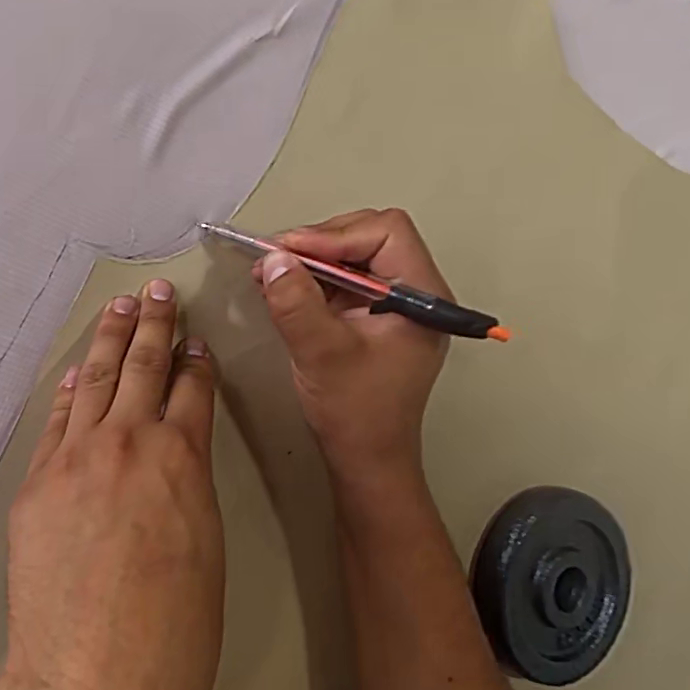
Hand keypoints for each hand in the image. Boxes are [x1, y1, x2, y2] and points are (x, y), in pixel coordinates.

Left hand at [0, 280, 223, 689]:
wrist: (95, 682)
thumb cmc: (172, 635)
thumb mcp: (204, 549)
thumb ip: (188, 487)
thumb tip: (175, 460)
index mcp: (182, 461)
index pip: (192, 390)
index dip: (195, 361)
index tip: (195, 341)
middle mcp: (128, 445)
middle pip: (142, 366)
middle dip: (153, 324)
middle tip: (157, 294)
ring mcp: (76, 459)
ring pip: (96, 381)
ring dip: (109, 340)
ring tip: (118, 309)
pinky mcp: (38, 483)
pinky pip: (57, 422)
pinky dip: (70, 392)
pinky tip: (77, 372)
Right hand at [252, 209, 451, 478]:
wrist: (365, 457)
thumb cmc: (355, 411)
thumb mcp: (321, 352)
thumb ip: (296, 302)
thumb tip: (272, 258)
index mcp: (420, 295)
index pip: (386, 233)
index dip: (335, 235)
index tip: (288, 252)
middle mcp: (410, 291)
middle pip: (367, 235)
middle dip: (318, 242)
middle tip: (276, 259)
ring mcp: (388, 303)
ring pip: (349, 254)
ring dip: (308, 258)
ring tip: (269, 271)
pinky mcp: (367, 316)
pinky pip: (339, 279)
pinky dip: (309, 277)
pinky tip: (280, 287)